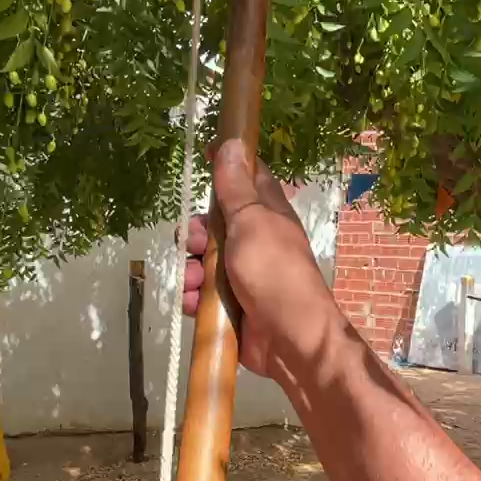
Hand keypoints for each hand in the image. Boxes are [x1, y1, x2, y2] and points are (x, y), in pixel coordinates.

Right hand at [182, 140, 346, 379]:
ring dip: (191, 269)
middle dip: (196, 233)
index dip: (228, 165)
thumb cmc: (273, 271)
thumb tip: (232, 142)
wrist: (289, 338)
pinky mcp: (234, 305)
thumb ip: (236, 188)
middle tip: (194, 243)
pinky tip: (194, 303)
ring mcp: (245, 275)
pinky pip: (204, 295)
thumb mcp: (252, 222)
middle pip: (215, 225)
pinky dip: (195, 298)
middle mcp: (257, 241)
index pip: (248, 178)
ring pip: (205, 262)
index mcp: (267, 215)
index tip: (205, 154)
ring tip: (193, 281)